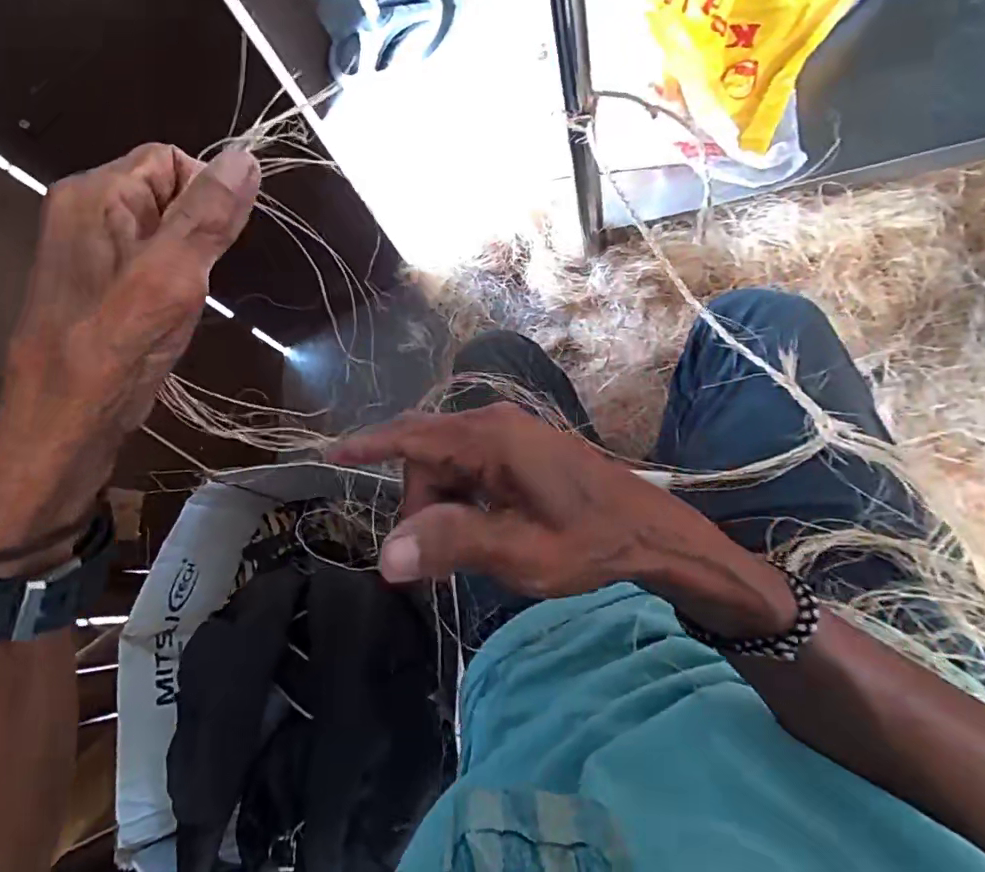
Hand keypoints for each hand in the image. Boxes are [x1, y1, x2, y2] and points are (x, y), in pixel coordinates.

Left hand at [0, 143, 260, 569]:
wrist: (59, 434)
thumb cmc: (111, 353)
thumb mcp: (170, 276)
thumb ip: (208, 214)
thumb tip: (247, 154)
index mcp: (92, 195)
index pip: (170, 159)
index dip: (204, 195)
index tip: (210, 249)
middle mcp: (84, 213)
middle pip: (169, 194)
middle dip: (194, 239)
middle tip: (184, 288)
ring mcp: (89, 253)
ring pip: (166, 235)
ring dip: (185, 270)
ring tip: (170, 311)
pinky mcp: (97, 288)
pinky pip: (151, 267)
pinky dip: (171, 290)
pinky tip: (162, 324)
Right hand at [326, 403, 796, 637]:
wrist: (653, 531)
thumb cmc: (590, 542)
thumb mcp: (521, 552)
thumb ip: (452, 544)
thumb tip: (387, 556)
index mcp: (491, 438)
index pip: (411, 435)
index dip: (367, 445)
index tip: (331, 455)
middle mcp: (493, 422)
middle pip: (425, 458)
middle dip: (419, 506)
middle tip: (434, 562)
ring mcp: (506, 431)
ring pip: (443, 464)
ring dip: (441, 506)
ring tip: (468, 550)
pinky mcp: (515, 445)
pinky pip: (466, 466)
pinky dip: (460, 498)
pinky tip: (483, 527)